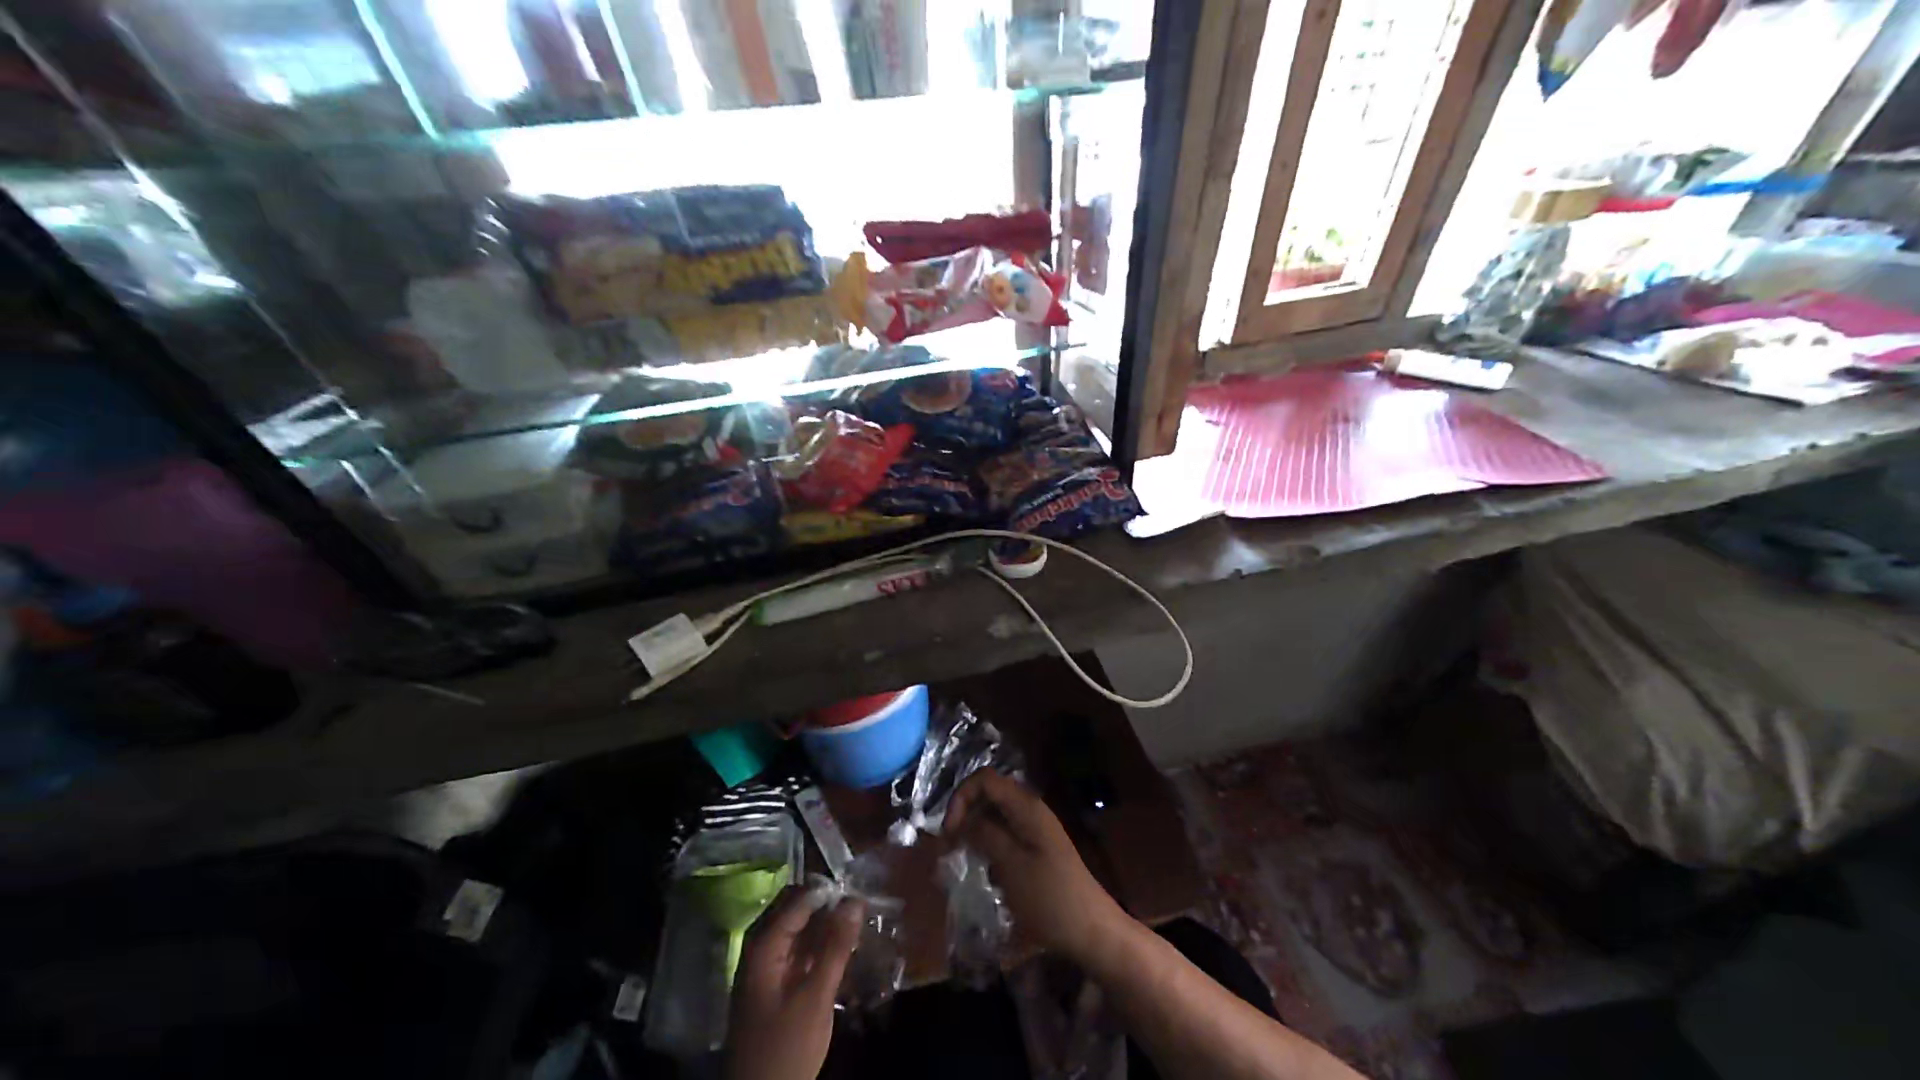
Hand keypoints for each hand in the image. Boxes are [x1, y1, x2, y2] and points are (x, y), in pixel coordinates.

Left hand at [722, 885, 863, 1079]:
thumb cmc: (785, 1049)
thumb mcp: (816, 998)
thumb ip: (836, 947)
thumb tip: (855, 900)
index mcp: (764, 945)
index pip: (799, 899)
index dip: (829, 891)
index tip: (862, 888)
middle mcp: (761, 949)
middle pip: (796, 911)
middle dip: (828, 906)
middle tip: (862, 909)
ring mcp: (766, 968)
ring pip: (799, 931)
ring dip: (826, 927)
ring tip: (860, 924)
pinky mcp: (774, 986)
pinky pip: (798, 953)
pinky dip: (819, 948)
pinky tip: (844, 950)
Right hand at [944, 770, 1130, 963]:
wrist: (1090, 931)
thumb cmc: (1049, 897)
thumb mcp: (1010, 865)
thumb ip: (984, 834)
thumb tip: (961, 820)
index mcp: (1026, 807)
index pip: (985, 780)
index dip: (962, 797)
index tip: (949, 831)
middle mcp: (1031, 811)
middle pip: (989, 796)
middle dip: (965, 815)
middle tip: (948, 847)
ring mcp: (1035, 830)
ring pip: (995, 817)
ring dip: (975, 833)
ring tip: (960, 860)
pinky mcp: (1037, 850)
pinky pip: (1005, 836)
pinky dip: (989, 847)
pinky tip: (985, 871)